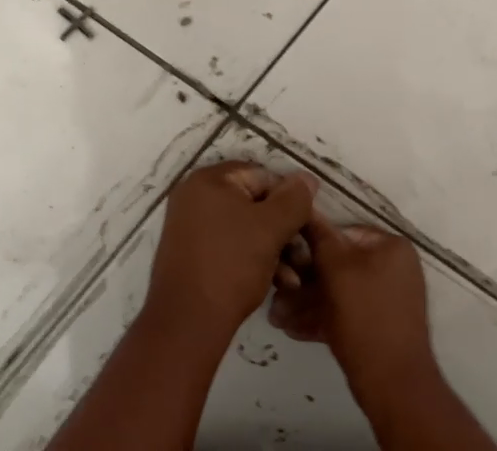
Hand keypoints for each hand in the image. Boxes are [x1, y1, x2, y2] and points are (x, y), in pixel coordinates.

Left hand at [146, 161, 319, 336]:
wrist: (188, 321)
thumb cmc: (231, 265)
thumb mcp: (270, 229)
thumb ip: (293, 200)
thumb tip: (306, 178)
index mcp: (209, 180)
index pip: (262, 176)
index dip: (289, 200)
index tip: (307, 226)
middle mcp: (195, 196)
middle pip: (254, 202)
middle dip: (283, 230)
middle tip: (303, 255)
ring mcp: (191, 224)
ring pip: (245, 227)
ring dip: (274, 249)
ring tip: (294, 277)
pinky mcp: (192, 251)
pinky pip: (230, 244)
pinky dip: (254, 258)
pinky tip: (277, 282)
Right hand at [269, 215, 436, 395]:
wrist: (392, 384)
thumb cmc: (364, 315)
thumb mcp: (335, 267)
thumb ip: (318, 235)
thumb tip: (306, 206)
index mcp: (391, 247)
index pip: (342, 232)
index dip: (310, 243)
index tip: (284, 257)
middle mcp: (393, 268)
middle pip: (338, 264)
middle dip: (303, 280)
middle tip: (275, 291)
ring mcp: (386, 299)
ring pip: (337, 291)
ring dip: (306, 301)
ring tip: (277, 317)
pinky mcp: (377, 326)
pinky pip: (345, 312)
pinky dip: (321, 318)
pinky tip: (292, 329)